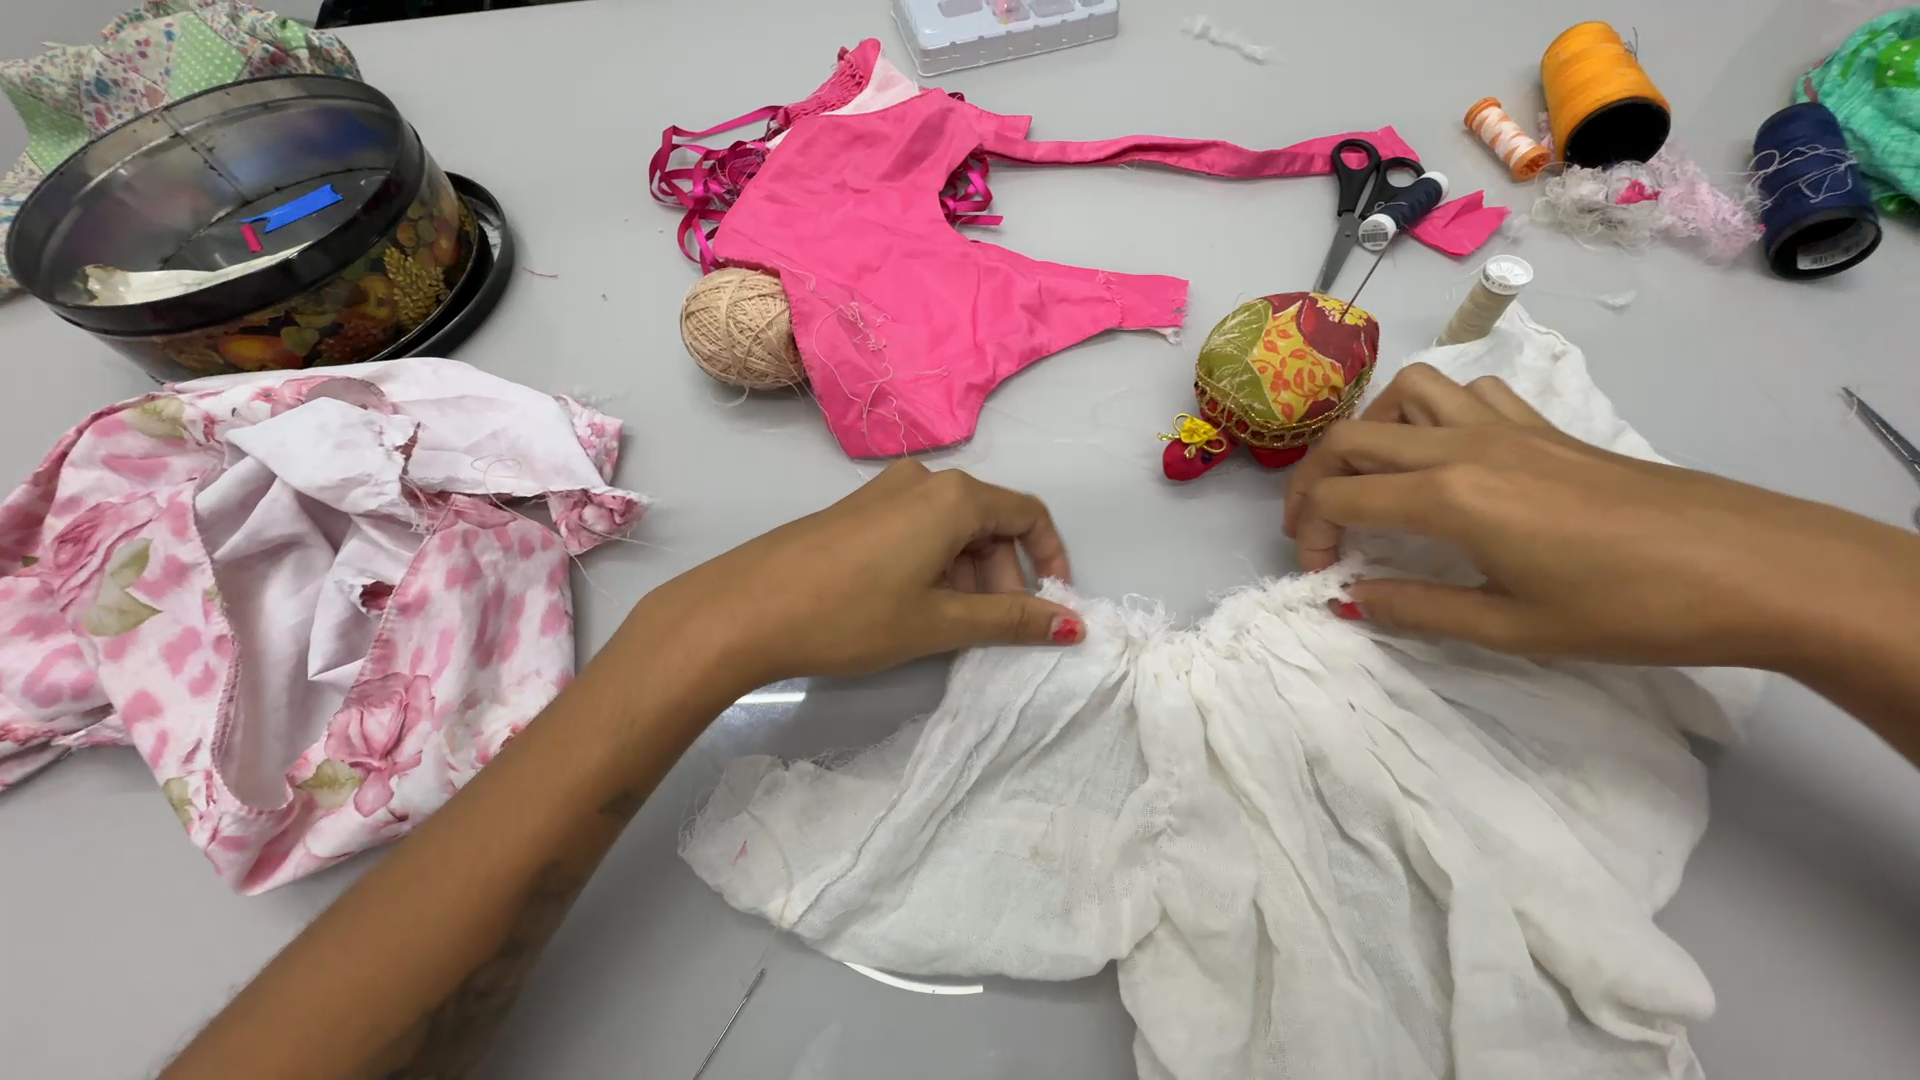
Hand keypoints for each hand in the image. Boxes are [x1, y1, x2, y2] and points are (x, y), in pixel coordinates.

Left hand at [620, 462, 1080, 696]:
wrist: (742, 610)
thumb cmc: (851, 615)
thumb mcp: (938, 622)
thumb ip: (1010, 620)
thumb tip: (1071, 626)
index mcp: (953, 497)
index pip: (1027, 514)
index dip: (1050, 559)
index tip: (1052, 606)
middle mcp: (922, 481)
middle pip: (988, 523)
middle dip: (1004, 576)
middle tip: (994, 630)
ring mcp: (883, 493)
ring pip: (951, 530)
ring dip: (968, 575)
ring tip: (951, 628)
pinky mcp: (855, 511)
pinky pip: (916, 531)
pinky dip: (934, 566)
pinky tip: (913, 608)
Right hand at [1282, 363, 1919, 675]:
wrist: (1756, 568)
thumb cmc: (1628, 609)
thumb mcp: (1510, 628)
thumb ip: (1415, 609)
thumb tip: (1351, 599)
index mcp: (1447, 498)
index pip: (1339, 498)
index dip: (1309, 534)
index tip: (1321, 573)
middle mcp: (1461, 447)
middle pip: (1349, 438)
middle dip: (1311, 481)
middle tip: (1316, 528)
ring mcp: (1504, 427)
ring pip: (1404, 393)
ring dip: (1369, 432)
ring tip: (1374, 478)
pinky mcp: (1541, 426)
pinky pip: (1467, 392)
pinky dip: (1434, 412)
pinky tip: (1446, 454)